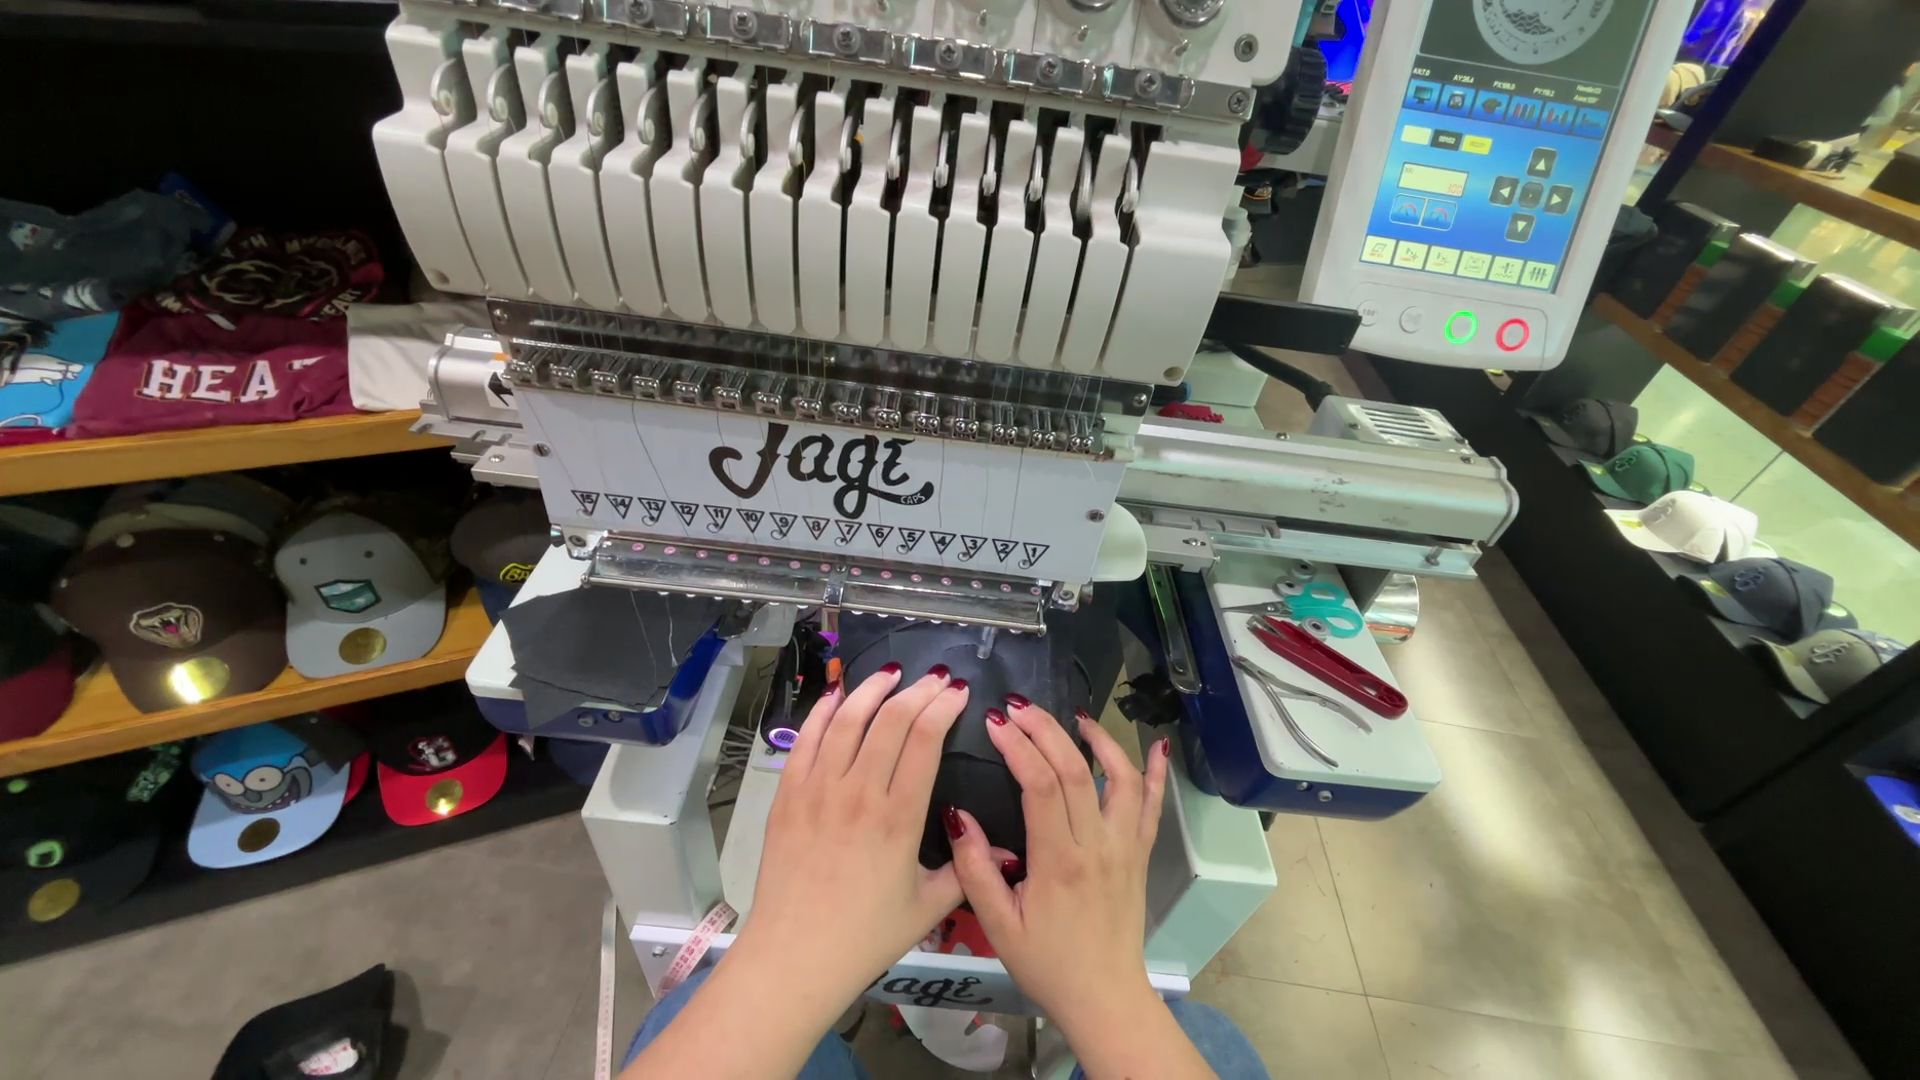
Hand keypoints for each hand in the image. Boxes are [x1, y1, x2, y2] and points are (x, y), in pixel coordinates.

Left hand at [732, 663, 970, 1003]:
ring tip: (893, 674)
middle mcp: (859, 792)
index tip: (959, 692)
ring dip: (873, 689)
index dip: (945, 706)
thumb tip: (1007, 853)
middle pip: (892, 720)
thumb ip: (967, 872)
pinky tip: (837, 695)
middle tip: (938, 678)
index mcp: (899, 817)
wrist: (794, 956)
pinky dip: (823, 711)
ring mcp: (819, 789)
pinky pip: (806, 739)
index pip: (926, 739)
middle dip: (920, 690)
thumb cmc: (864, 936)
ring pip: (848, 719)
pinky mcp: (788, 794)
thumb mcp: (928, 908)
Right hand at [945, 700, 1170, 1034]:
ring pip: (1121, 778)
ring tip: (1073, 716)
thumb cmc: (1047, 963)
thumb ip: (975, 869)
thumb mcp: (997, 926)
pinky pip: (1153, 807)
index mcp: (1060, 861)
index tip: (995, 721)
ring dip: (1099, 739)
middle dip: (1045, 729)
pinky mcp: (1141, 853)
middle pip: (1076, 770)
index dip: (1018, 746)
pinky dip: (1157, 773)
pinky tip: (1157, 745)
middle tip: (1018, 706)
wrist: (1105, 997)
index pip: (1041, 785)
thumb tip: (958, 814)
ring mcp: (1126, 846)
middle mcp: (1098, 845)